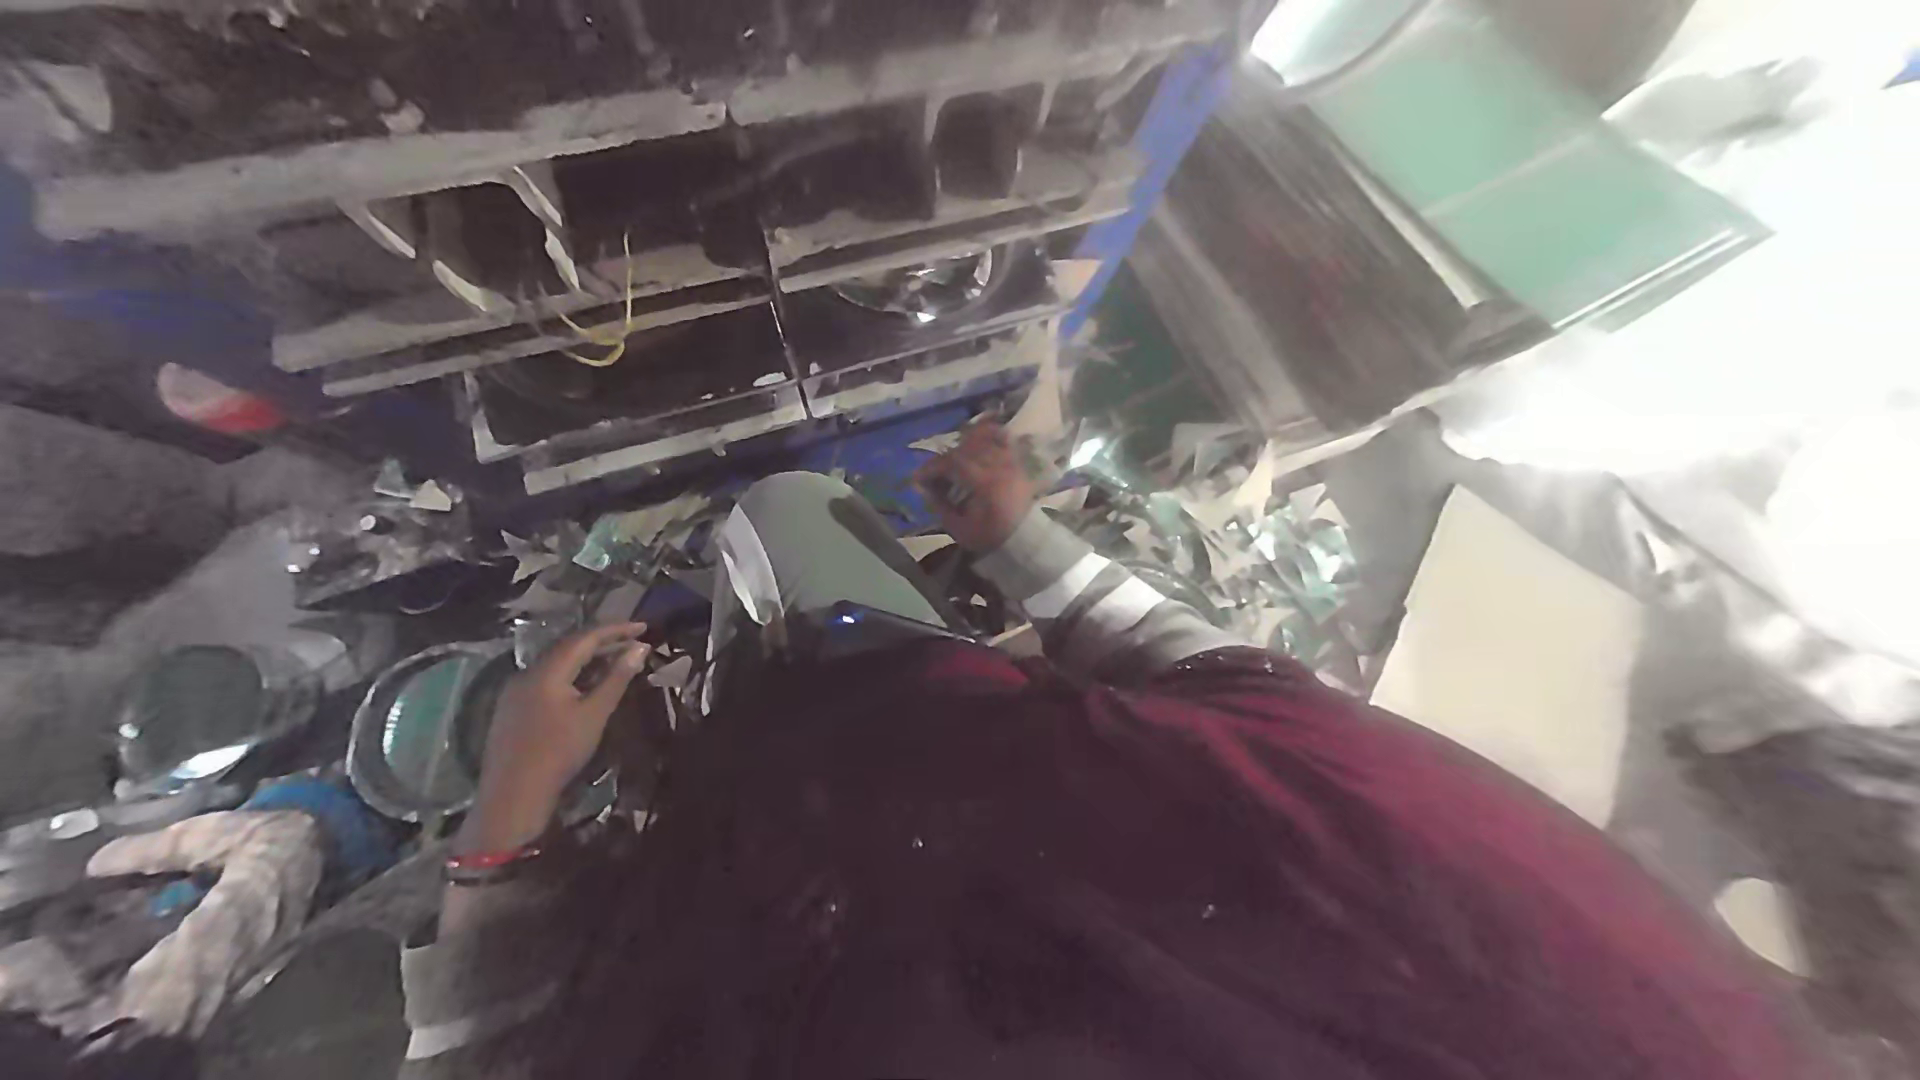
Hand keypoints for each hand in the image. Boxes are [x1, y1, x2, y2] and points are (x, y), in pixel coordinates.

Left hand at [454, 622, 649, 854]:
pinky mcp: (513, 707)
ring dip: (588, 656)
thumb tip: (640, 647)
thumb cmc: (560, 751)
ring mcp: (516, 691)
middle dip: (603, 640)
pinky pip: (547, 677)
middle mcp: (527, 674)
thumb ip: (617, 677)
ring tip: (617, 658)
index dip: (615, 629)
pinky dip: (573, 672)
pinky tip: (588, 682)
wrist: (514, 795)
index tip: (644, 627)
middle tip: (634, 640)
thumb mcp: (595, 713)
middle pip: (568, 646)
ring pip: (557, 662)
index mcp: (546, 672)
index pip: (584, 638)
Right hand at [915, 421, 1038, 552]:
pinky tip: (976, 441)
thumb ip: (940, 504)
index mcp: (985, 483)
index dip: (932, 468)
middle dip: (945, 459)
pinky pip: (1003, 438)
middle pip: (965, 449)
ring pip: (983, 438)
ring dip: (963, 446)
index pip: (953, 463)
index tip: (918, 477)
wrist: (1025, 539)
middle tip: (935, 474)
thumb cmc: (990, 536)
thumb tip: (923, 487)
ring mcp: (1011, 461)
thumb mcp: (959, 528)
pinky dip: (988, 435)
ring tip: (954, 462)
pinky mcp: (1017, 462)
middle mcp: (999, 465)